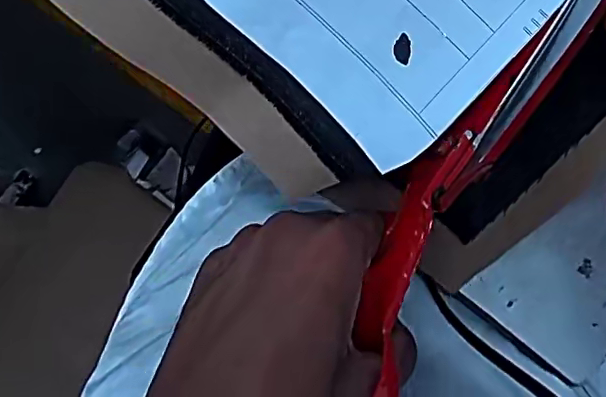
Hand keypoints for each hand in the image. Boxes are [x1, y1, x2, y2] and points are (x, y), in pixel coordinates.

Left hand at [148, 210, 415, 396]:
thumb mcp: (359, 383)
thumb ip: (389, 344)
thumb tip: (391, 338)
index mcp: (331, 251)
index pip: (376, 225)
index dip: (387, 254)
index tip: (389, 275)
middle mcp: (288, 234)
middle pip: (333, 235)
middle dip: (343, 271)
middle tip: (346, 323)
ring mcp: (247, 245)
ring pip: (291, 246)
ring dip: (300, 275)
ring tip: (297, 334)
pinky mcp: (214, 265)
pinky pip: (254, 260)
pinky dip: (262, 283)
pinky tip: (262, 330)